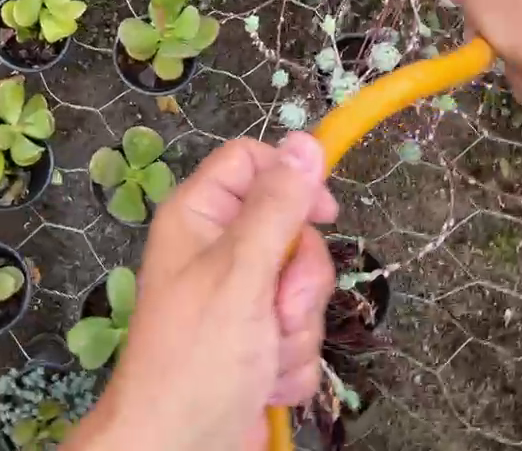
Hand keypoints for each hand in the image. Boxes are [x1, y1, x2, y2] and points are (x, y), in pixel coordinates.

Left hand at [67, 134, 337, 450]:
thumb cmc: (198, 356)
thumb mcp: (240, 273)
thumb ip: (277, 207)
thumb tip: (306, 140)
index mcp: (199, 214)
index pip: (252, 162)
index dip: (290, 178)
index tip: (324, 213)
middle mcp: (218, 246)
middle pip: (288, 227)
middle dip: (298, 279)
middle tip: (280, 310)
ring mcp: (239, 294)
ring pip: (300, 283)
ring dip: (295, 327)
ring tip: (265, 357)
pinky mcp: (257, 336)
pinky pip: (298, 327)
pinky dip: (291, 358)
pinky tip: (266, 381)